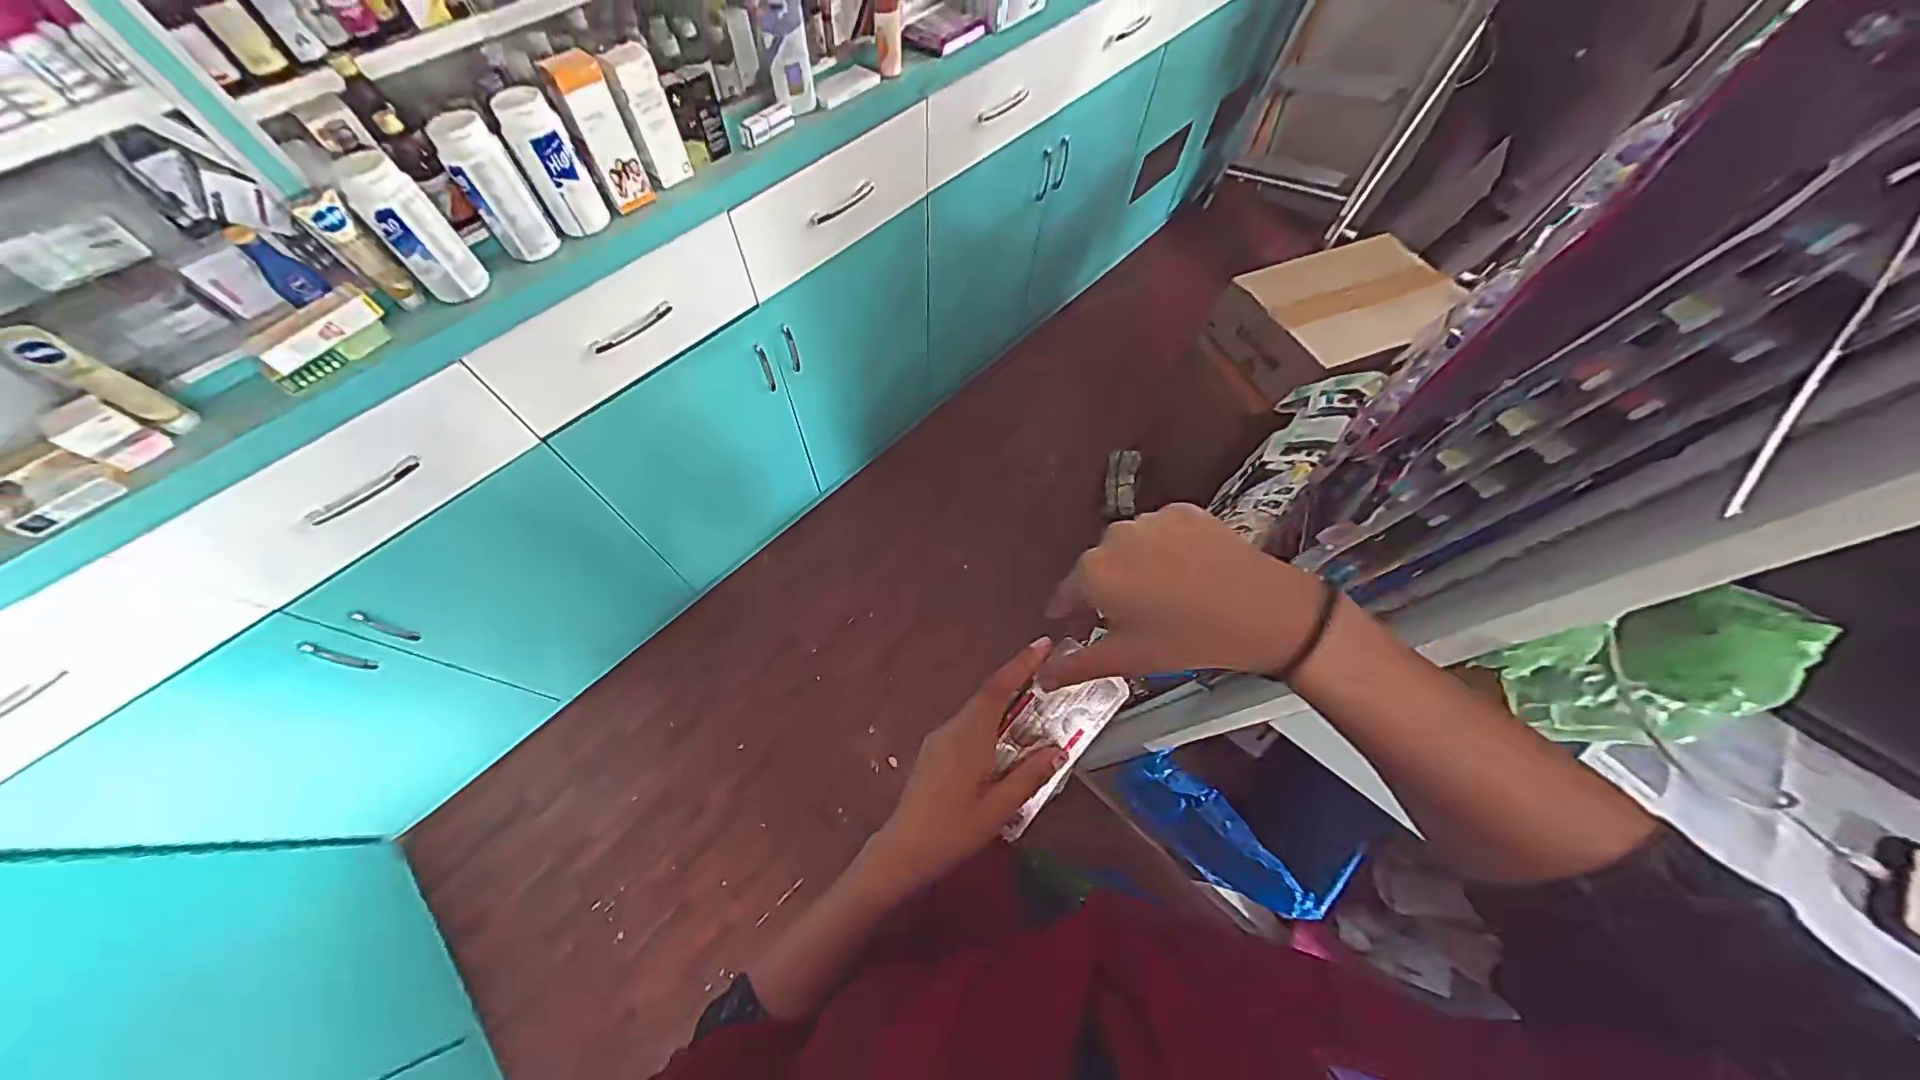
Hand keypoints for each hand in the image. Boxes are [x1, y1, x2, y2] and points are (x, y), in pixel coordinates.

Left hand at [863, 638, 1067, 891]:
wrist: (902, 849)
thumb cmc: (952, 831)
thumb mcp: (998, 809)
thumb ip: (1028, 776)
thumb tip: (1057, 749)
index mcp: (969, 737)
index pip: (997, 689)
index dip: (1021, 664)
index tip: (1043, 644)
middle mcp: (952, 729)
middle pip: (988, 695)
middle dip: (1017, 679)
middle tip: (1047, 671)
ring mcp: (939, 739)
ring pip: (977, 710)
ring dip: (1005, 702)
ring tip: (1034, 705)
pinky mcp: (935, 751)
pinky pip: (968, 725)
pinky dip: (991, 720)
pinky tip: (1005, 738)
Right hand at [1038, 503, 1329, 689]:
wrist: (1265, 611)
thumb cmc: (1193, 638)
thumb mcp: (1129, 659)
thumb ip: (1077, 666)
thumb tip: (1045, 677)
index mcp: (1093, 573)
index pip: (1065, 594)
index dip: (1069, 613)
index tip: (1076, 622)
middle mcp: (1115, 538)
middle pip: (1097, 568)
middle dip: (1107, 590)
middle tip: (1133, 618)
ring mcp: (1150, 520)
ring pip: (1128, 547)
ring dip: (1135, 567)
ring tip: (1164, 596)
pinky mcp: (1182, 512)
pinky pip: (1159, 532)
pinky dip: (1164, 549)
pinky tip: (1184, 573)